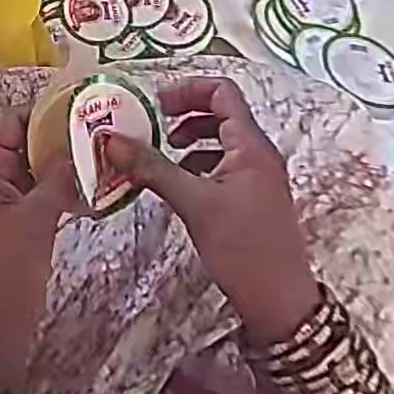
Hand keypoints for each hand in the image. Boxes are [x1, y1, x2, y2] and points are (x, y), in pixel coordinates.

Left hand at [0, 112, 79, 393]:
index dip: (45, 109)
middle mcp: (2, 179)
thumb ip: (56, 179)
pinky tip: (100, 184)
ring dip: (71, 158)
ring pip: (44, 165)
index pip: (15, 122)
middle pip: (32, 140)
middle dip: (64, 132)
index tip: (83, 104)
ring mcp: (16, 201)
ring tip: (109, 149)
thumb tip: (81, 143)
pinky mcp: (31, 221)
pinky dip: (71, 183)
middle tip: (106, 126)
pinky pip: (51, 190)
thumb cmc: (6, 275)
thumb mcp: (32, 222)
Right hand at [98, 77, 319, 343]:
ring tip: (164, 153)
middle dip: (184, 113)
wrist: (281, 304)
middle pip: (221, 111)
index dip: (187, 90)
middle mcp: (258, 152)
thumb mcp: (193, 204)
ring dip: (191, 138)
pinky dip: (199, 161)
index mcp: (250, 144)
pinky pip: (224, 162)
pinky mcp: (254, 195)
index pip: (222, 92)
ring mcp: (259, 174)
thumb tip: (112, 141)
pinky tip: (181, 182)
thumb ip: (152, 168)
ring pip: (221, 138)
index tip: (155, 105)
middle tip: (154, 125)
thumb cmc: (241, 248)